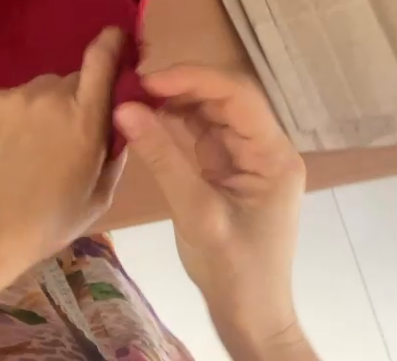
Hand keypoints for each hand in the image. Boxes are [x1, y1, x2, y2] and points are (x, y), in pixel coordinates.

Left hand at [0, 27, 128, 272]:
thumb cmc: (51, 218)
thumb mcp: (100, 194)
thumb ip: (116, 150)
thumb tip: (122, 122)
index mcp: (85, 117)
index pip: (102, 60)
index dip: (113, 42)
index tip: (119, 37)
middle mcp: (52, 94)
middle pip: (75, 81)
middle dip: (79, 100)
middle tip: (70, 137)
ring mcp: (18, 94)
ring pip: (45, 89)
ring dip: (49, 107)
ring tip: (37, 146)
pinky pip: (18, 98)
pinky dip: (22, 114)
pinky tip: (13, 144)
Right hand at [114, 66, 307, 359]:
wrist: (249, 318)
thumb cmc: (235, 271)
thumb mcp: (197, 213)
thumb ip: (162, 157)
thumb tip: (123, 107)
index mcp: (273, 154)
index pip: (237, 95)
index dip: (194, 78)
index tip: (149, 80)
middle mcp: (262, 147)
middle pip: (221, 97)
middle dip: (178, 86)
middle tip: (133, 87)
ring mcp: (242, 156)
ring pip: (206, 109)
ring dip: (171, 101)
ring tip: (132, 97)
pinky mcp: (222, 166)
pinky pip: (196, 130)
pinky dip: (169, 121)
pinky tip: (143, 118)